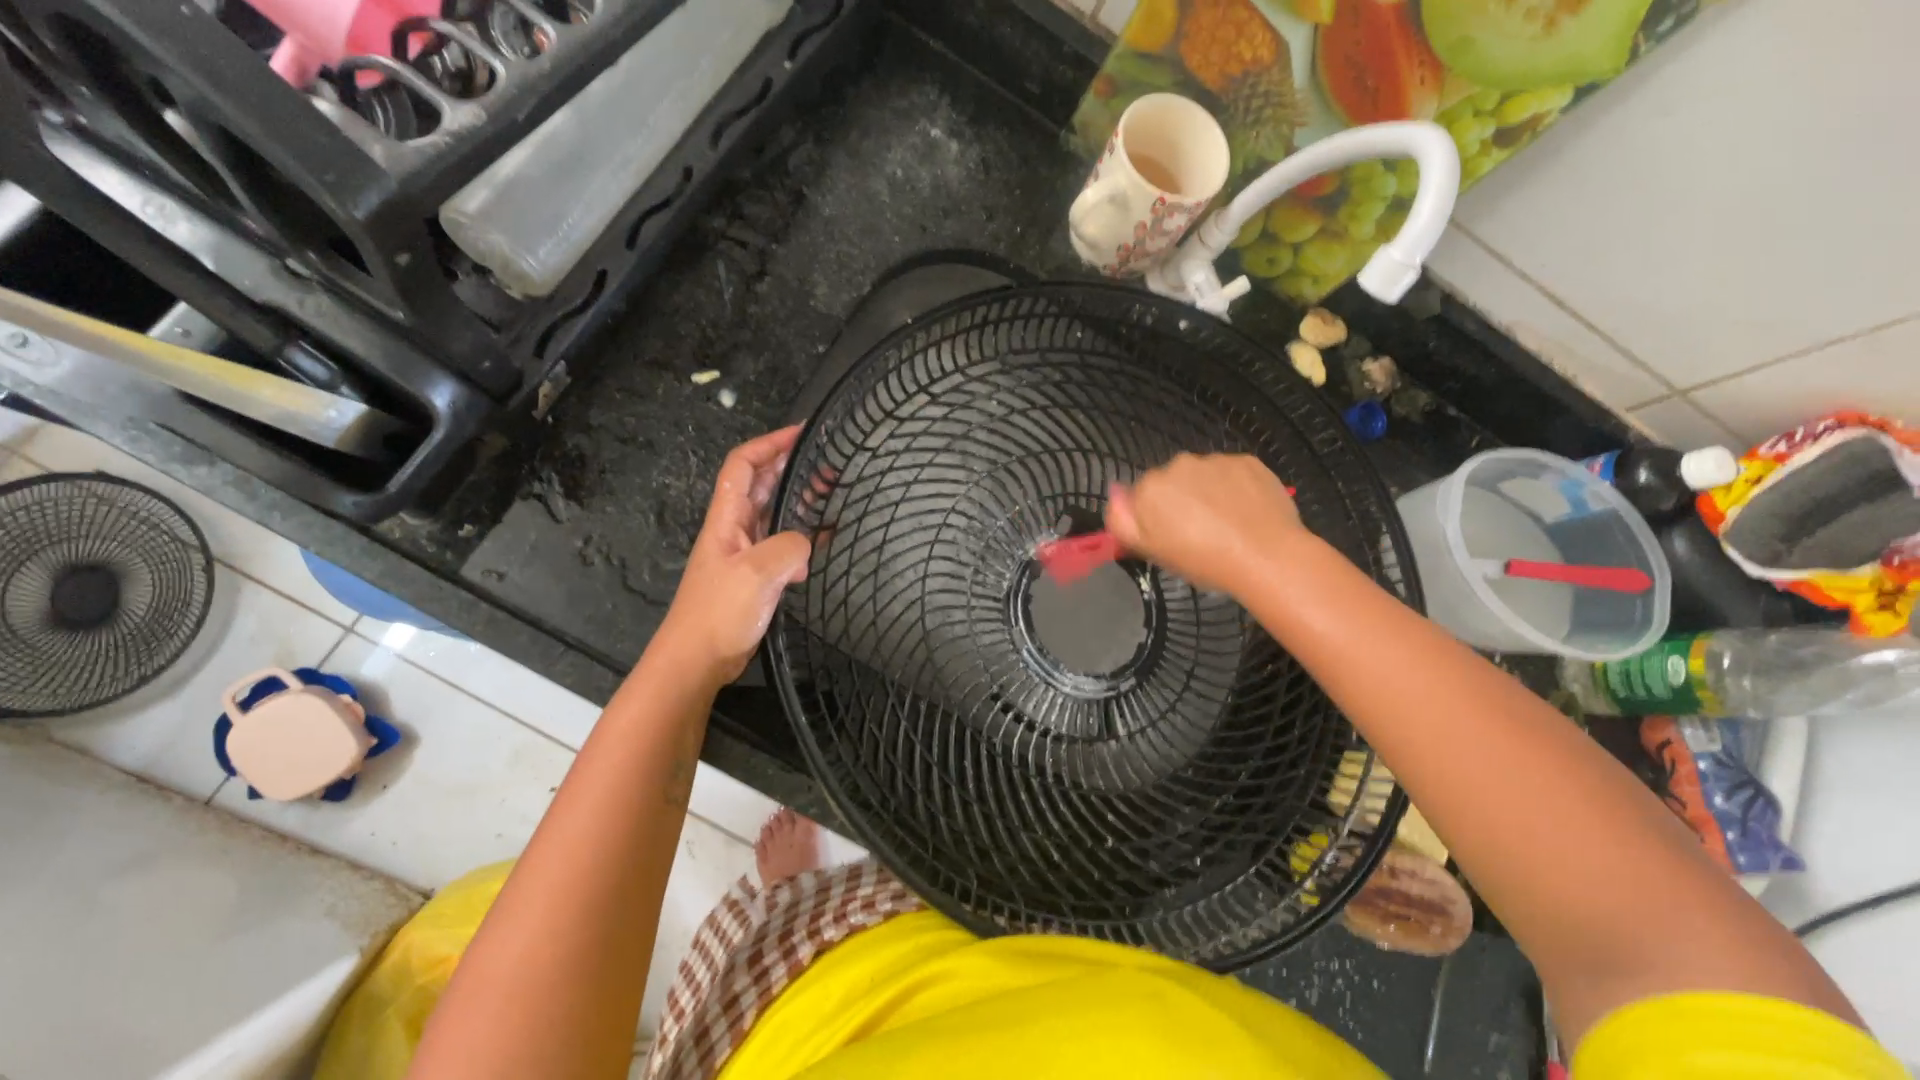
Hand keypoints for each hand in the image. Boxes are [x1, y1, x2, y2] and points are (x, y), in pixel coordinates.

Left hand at [658, 427, 811, 683]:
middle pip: (761, 484)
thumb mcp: (757, 573)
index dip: (770, 443)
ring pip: (774, 513)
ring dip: (801, 499)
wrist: (697, 660)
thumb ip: (789, 548)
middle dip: (792, 467)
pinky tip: (827, 540)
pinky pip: (783, 545)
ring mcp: (745, 553)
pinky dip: (805, 536)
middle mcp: (735, 529)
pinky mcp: (756, 577)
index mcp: (727, 518)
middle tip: (830, 463)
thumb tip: (808, 544)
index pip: (743, 465)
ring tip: (833, 493)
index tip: (803, 433)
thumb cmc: (719, 612)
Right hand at [1104, 453, 1304, 592]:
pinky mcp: (1248, 461)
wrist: (1266, 556)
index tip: (1172, 537)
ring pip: (1204, 475)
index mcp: (1150, 487)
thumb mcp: (1152, 552)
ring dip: (1209, 493)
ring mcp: (1216, 460)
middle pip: (1173, 481)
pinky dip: (1236, 488)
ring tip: (1227, 524)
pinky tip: (1247, 513)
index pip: (1143, 497)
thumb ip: (1123, 521)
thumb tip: (1115, 493)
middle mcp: (1179, 464)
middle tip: (1199, 534)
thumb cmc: (1203, 561)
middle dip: (1181, 500)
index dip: (1156, 517)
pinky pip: (1234, 472)